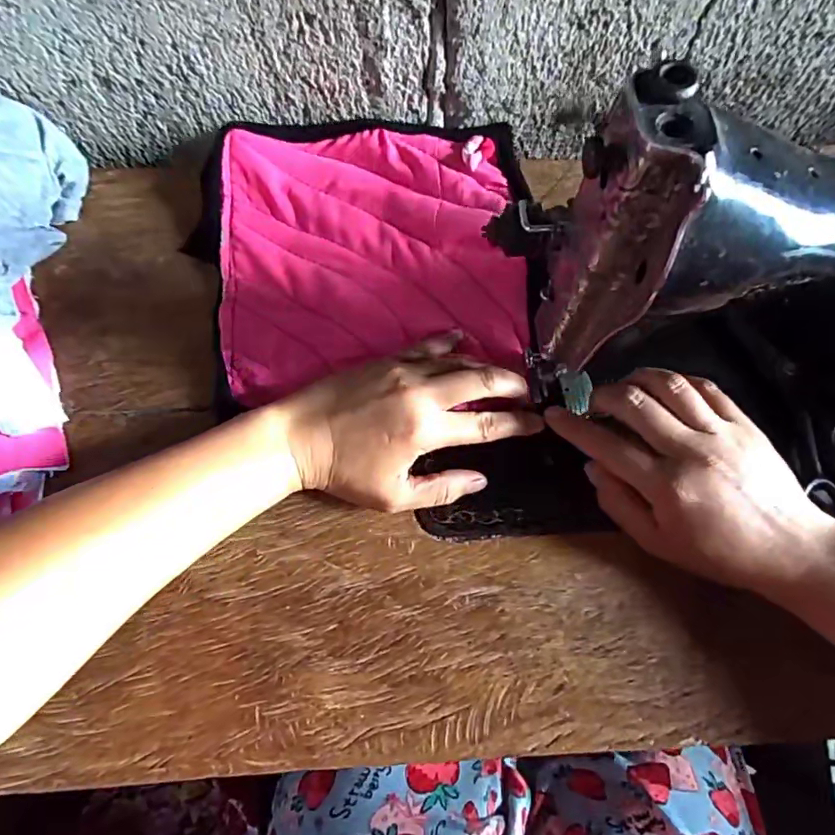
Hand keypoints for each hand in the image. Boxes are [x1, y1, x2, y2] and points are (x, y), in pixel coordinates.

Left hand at [276, 334, 544, 509]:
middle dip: (511, 385)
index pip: (486, 425)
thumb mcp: (394, 496)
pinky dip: (448, 342)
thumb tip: (480, 480)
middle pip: (481, 381)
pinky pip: (425, 346)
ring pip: (457, 360)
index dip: (517, 424)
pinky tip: (462, 338)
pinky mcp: (385, 360)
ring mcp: (403, 371)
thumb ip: (441, 488)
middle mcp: (421, 394)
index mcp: (426, 431)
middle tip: (528, 391)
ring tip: (504, 373)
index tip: (537, 423)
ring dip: (485, 365)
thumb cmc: (344, 472)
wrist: (298, 438)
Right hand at [546, 368, 834, 598]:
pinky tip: (663, 388)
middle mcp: (690, 451)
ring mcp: (721, 433)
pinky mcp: (745, 423)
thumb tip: (593, 466)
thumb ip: (619, 504)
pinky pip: (705, 387)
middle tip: (592, 403)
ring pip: (669, 385)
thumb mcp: (658, 543)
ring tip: (624, 387)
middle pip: (634, 403)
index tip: (555, 415)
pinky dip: (676, 380)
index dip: (574, 427)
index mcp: (665, 486)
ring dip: (637, 378)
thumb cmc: (718, 553)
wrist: (791, 548)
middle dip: (602, 395)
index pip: (606, 444)